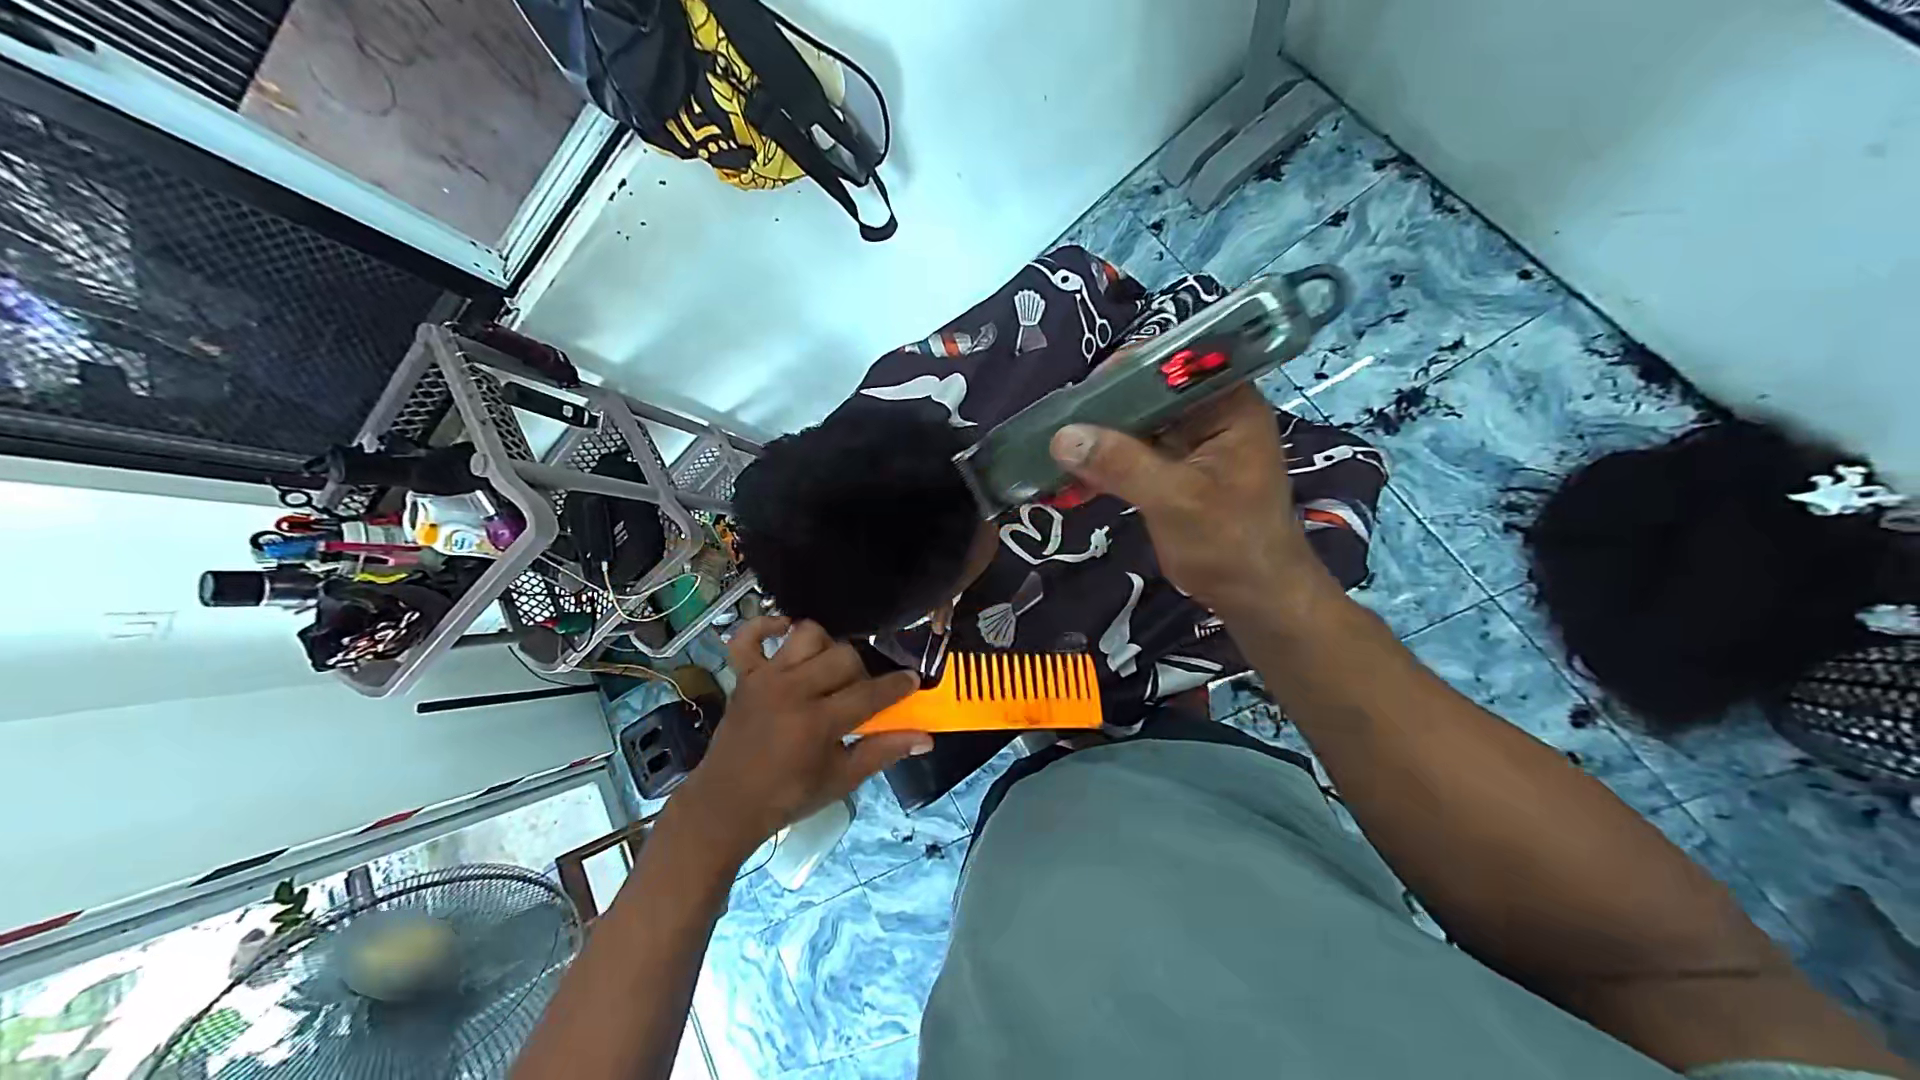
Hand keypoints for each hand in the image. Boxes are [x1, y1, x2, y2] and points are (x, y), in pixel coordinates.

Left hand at [668, 618, 927, 863]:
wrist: (726, 806)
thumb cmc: (788, 796)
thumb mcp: (842, 780)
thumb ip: (883, 752)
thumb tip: (926, 738)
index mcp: (817, 722)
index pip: (869, 692)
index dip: (897, 685)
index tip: (912, 679)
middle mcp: (791, 691)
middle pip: (843, 655)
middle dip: (861, 670)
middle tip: (862, 689)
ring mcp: (764, 679)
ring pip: (806, 635)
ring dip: (825, 646)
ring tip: (829, 667)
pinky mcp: (743, 676)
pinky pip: (749, 636)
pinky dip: (767, 626)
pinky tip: (787, 631)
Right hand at [1048, 384, 1329, 615]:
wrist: (1256, 597)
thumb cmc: (1229, 544)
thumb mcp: (1174, 499)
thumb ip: (1120, 464)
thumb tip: (1061, 436)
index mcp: (1228, 405)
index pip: (1174, 363)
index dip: (1127, 370)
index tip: (1081, 396)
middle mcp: (1211, 414)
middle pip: (1148, 392)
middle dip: (1102, 410)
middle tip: (1058, 427)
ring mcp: (1192, 443)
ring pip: (1136, 425)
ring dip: (1098, 440)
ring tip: (1055, 454)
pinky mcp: (1176, 470)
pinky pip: (1133, 454)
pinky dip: (1105, 464)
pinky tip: (1072, 480)